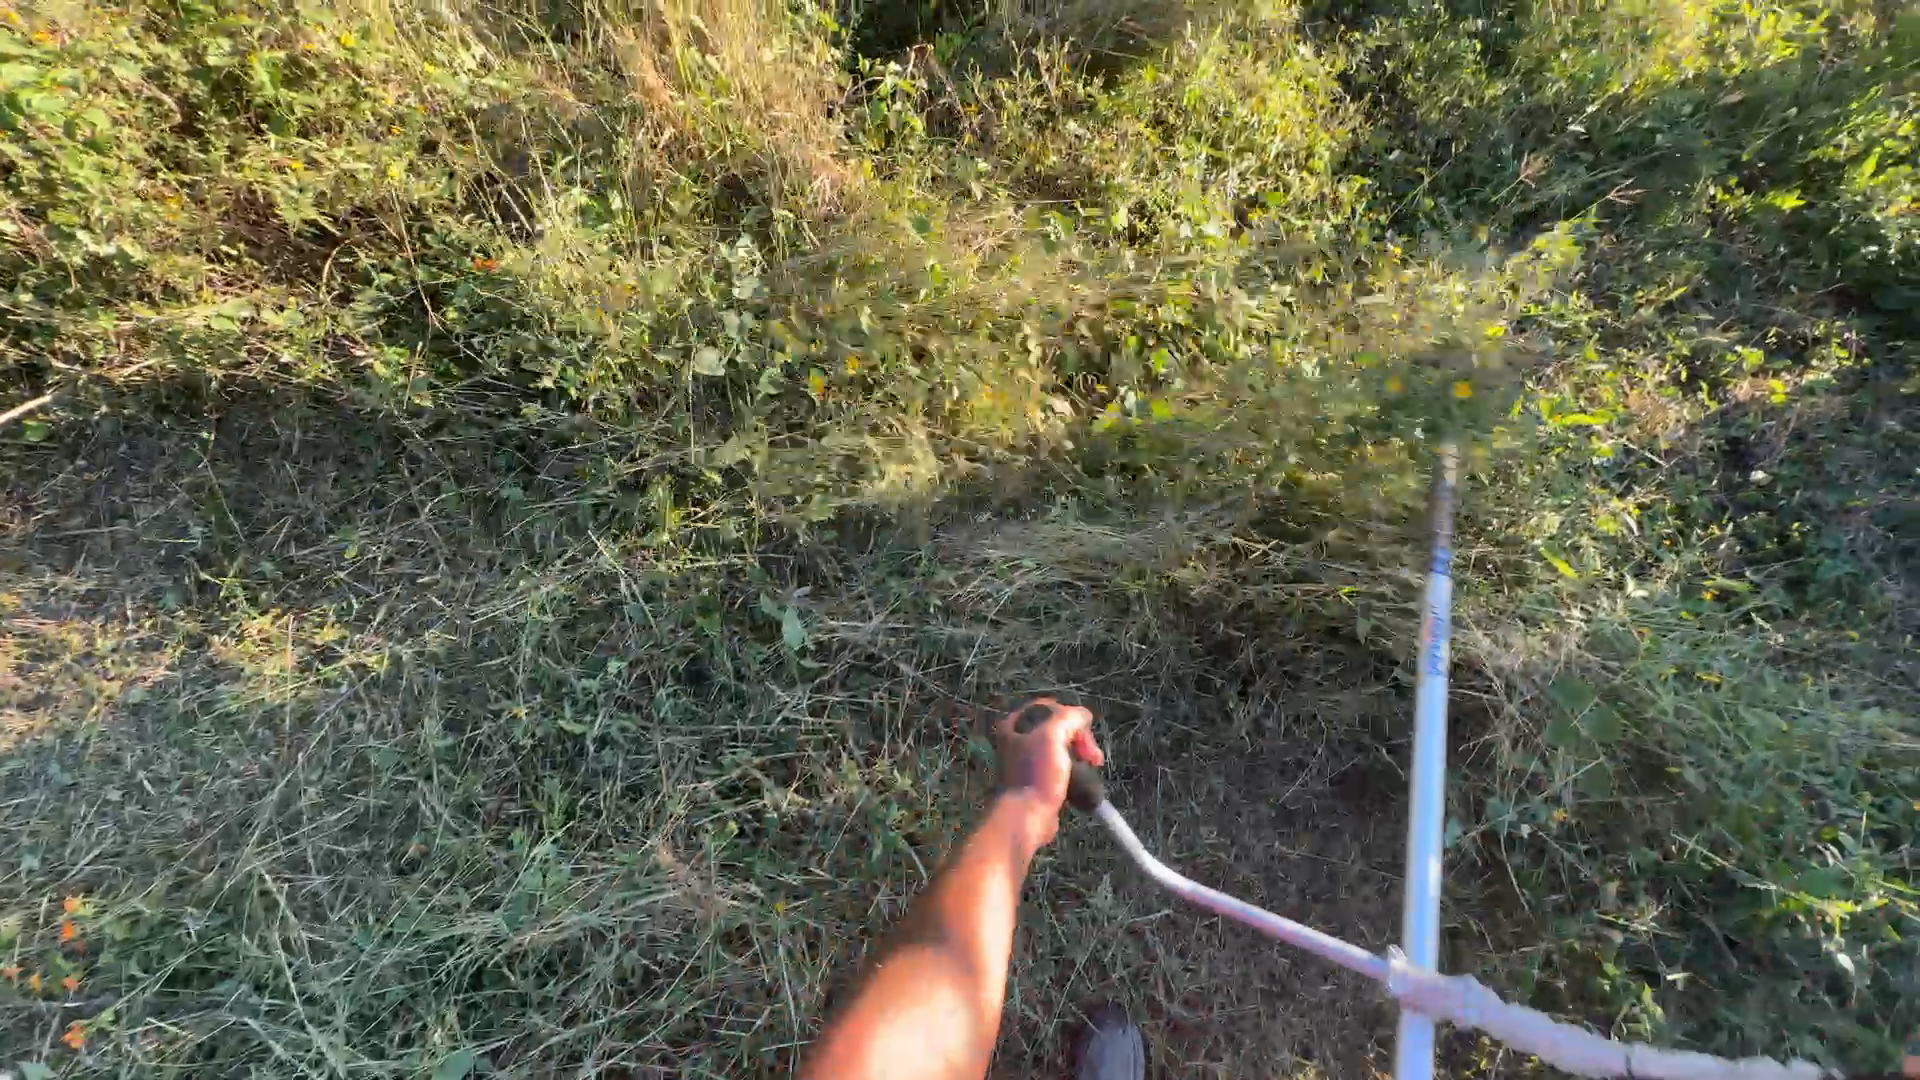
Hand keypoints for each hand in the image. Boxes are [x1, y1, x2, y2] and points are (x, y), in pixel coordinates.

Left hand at [994, 698, 1104, 846]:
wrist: (1027, 815)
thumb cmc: (1036, 773)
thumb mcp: (1052, 735)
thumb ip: (1069, 717)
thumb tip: (1083, 715)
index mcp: (1015, 723)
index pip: (1050, 707)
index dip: (1070, 716)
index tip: (1084, 732)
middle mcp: (1019, 738)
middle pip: (1058, 727)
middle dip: (1079, 738)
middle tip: (1092, 755)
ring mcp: (1028, 760)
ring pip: (1062, 748)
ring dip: (1080, 754)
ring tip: (1093, 765)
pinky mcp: (1039, 779)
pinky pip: (1062, 766)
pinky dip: (1074, 769)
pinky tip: (1083, 778)